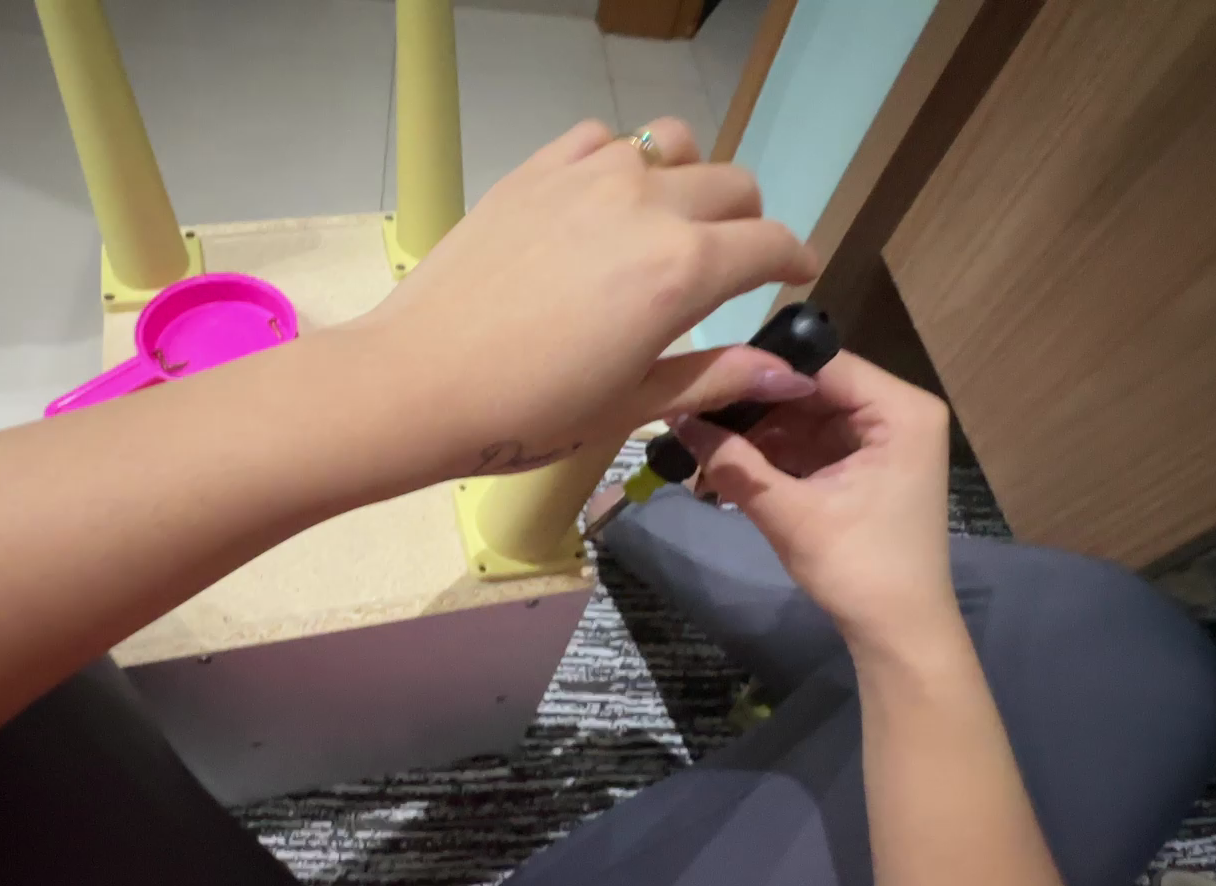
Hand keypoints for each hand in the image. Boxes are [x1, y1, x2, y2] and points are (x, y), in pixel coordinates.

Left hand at [357, 118, 819, 476]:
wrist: (419, 382)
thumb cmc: (528, 413)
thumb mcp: (630, 405)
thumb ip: (714, 377)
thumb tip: (790, 372)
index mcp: (682, 270)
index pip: (770, 244)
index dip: (795, 262)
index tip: (796, 277)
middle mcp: (646, 203)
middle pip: (732, 186)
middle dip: (748, 224)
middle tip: (730, 266)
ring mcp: (586, 176)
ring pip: (671, 146)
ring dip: (690, 181)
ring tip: (668, 226)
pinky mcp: (535, 171)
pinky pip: (601, 140)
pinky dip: (621, 163)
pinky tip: (602, 204)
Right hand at [672, 351, 957, 648]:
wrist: (894, 630)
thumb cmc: (856, 566)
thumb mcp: (787, 511)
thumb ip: (732, 463)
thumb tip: (676, 420)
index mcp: (899, 410)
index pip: (821, 365)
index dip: (761, 368)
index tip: (703, 378)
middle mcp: (894, 412)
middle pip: (809, 389)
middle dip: (752, 406)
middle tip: (691, 411)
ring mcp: (877, 439)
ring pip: (802, 416)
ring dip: (754, 433)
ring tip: (699, 439)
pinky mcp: (859, 465)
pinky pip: (806, 444)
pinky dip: (769, 454)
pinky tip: (724, 461)